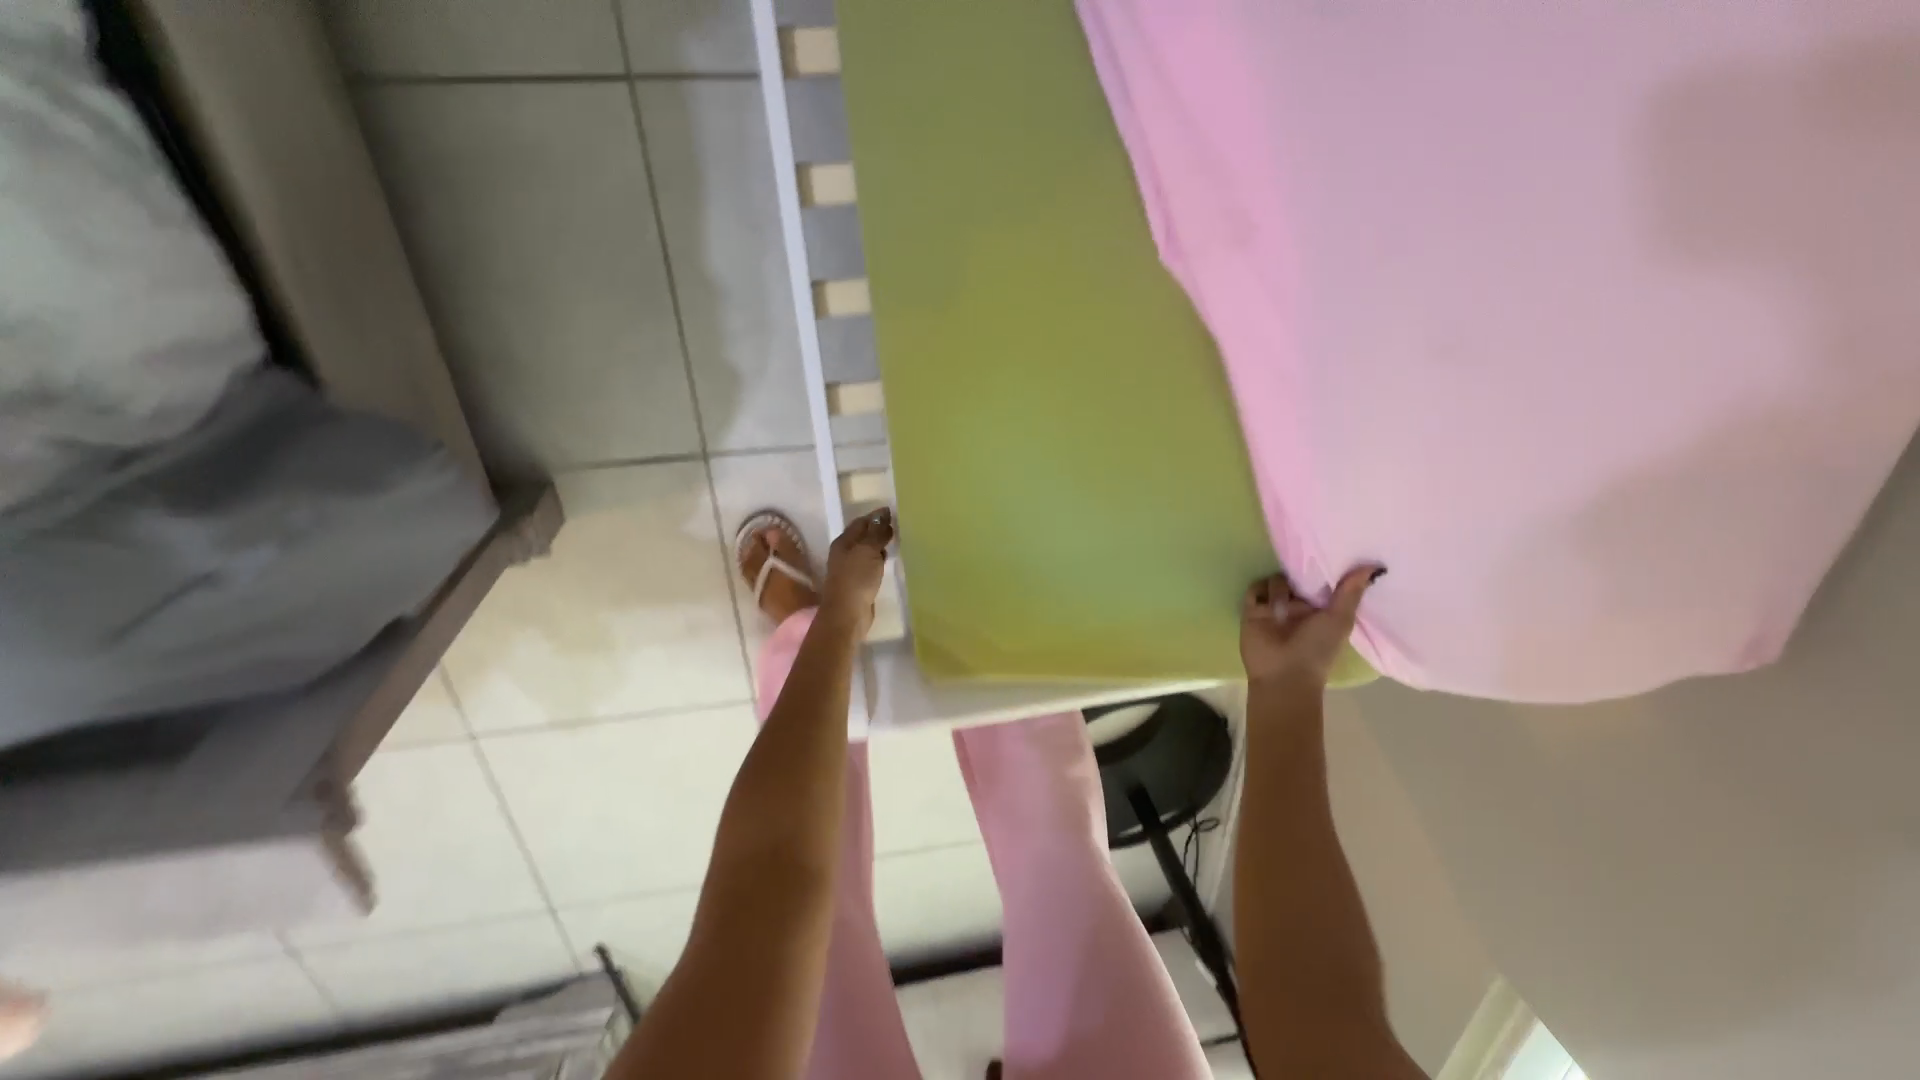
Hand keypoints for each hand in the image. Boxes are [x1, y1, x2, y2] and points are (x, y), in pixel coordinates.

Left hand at [821, 508, 894, 629]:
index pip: (860, 523)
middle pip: (862, 536)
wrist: (847, 613)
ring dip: (879, 545)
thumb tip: (883, 516)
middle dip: (878, 530)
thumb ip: (876, 533)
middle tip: (898, 525)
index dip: (876, 516)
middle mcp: (845, 553)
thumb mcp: (868, 551)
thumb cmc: (856, 578)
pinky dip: (879, 560)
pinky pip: (870, 565)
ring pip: (867, 551)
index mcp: (843, 542)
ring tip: (896, 541)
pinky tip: (888, 562)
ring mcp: (851, 569)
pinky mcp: (858, 583)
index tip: (893, 512)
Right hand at [1240, 565, 1381, 688]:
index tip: (1327, 552)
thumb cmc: (1317, 649)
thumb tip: (1374, 566)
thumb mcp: (1339, 620)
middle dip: (1297, 572)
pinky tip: (1267, 600)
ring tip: (1283, 606)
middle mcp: (1297, 606)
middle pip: (1294, 576)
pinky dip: (1259, 590)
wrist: (1284, 674)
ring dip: (1279, 589)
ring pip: (1275, 580)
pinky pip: (1254, 590)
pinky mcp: (1252, 611)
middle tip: (1300, 566)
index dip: (1322, 568)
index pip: (1319, 580)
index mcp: (1320, 608)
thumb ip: (1351, 593)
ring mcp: (1274, 608)